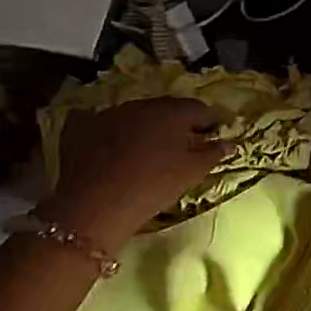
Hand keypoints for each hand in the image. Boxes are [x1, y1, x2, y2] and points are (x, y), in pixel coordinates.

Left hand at [37, 98, 230, 251]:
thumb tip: (229, 142)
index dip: (211, 122)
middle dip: (180, 122)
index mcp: (174, 111)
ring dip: (148, 126)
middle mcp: (142, 105)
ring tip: (151, 149)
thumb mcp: (193, 171)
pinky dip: (114, 131)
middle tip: (185, 144)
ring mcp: (110, 114)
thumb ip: (214, 152)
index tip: (214, 137)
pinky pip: (105, 123)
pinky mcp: (80, 128)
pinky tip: (114, 146)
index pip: (201, 109)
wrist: (94, 205)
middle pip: (169, 108)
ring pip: (138, 115)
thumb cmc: (154, 185)